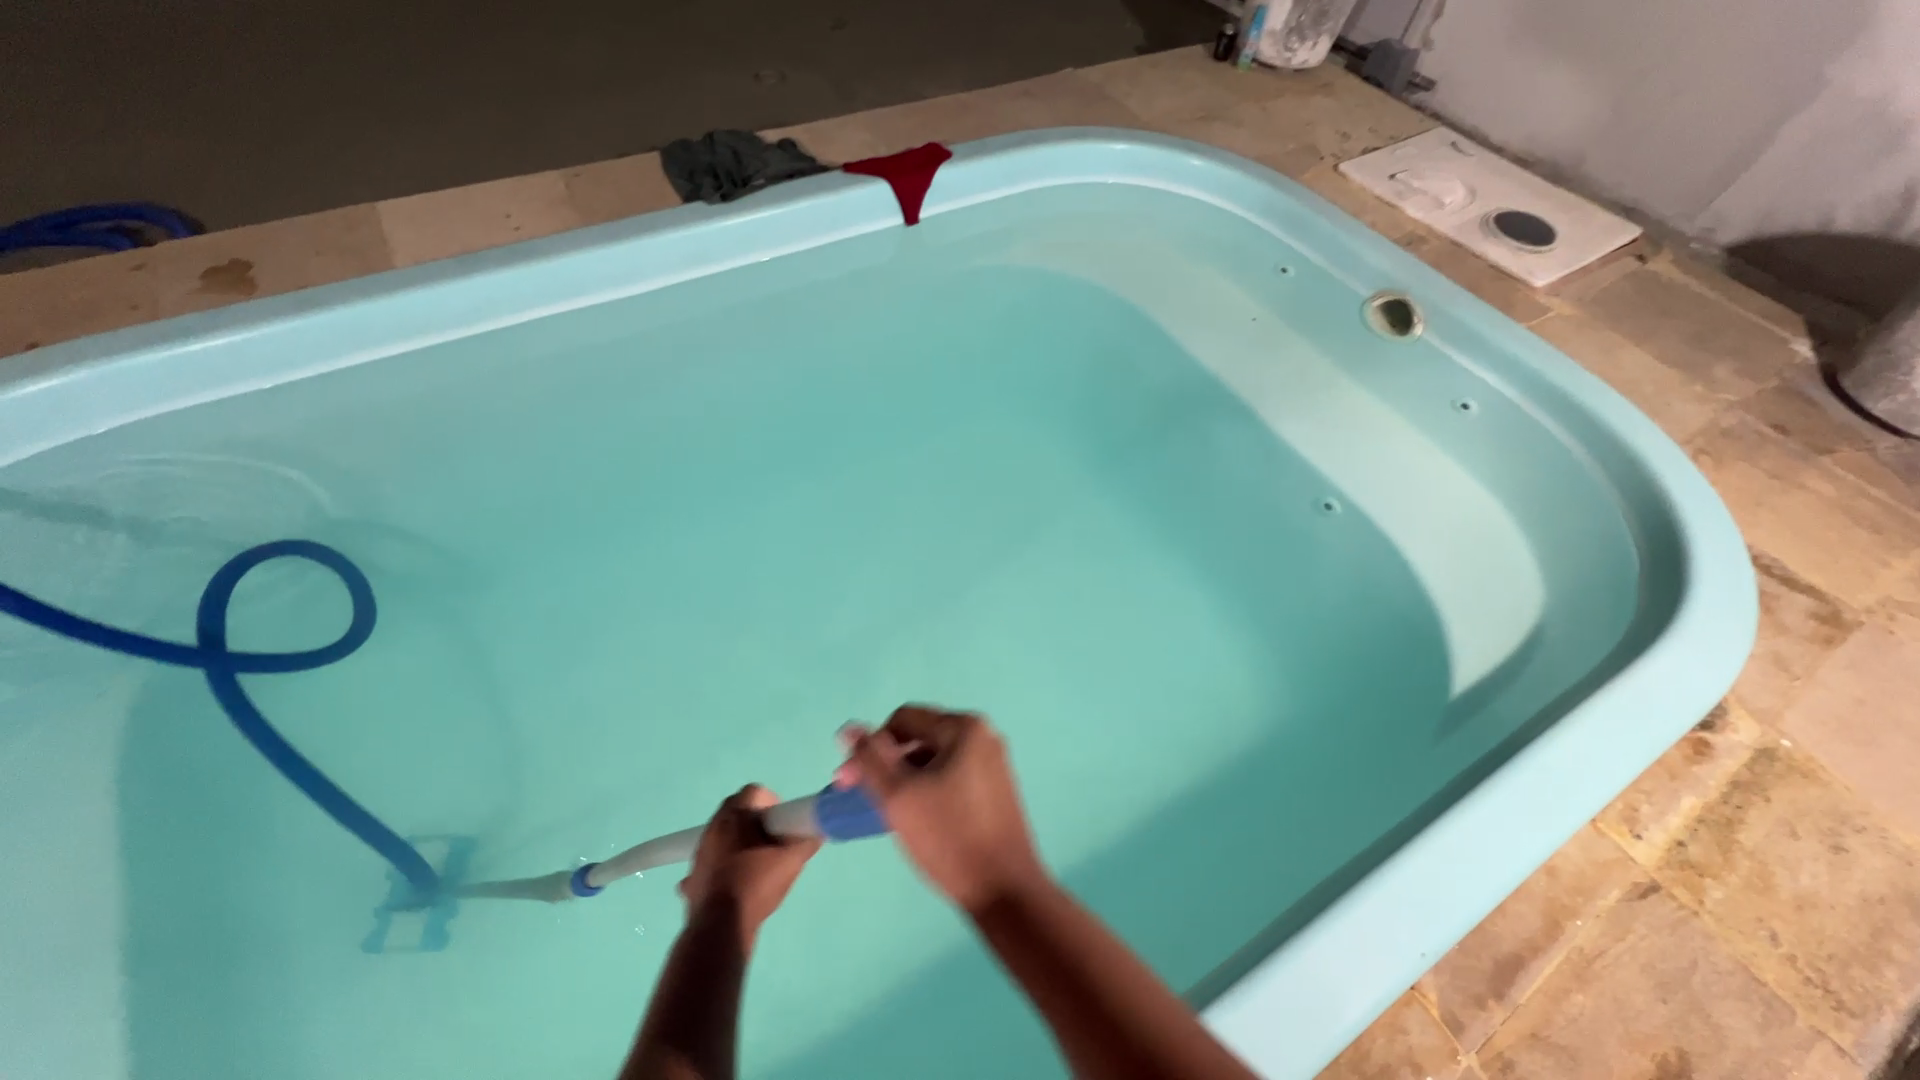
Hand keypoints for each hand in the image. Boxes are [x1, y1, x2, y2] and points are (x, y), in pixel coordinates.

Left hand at [679, 785, 820, 937]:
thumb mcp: (791, 862)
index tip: (781, 824)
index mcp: (734, 816)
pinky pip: (709, 864)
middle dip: (754, 821)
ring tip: (755, 865)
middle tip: (772, 841)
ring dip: (737, 843)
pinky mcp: (692, 878)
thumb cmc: (756, 885)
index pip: (753, 791)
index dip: (771, 803)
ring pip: (720, 836)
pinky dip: (720, 868)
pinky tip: (732, 885)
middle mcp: (711, 828)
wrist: (720, 927)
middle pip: (735, 810)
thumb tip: (817, 832)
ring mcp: (698, 854)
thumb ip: (806, 842)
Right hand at [844, 705, 1047, 914]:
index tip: (849, 782)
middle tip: (864, 798)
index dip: (870, 746)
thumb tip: (848, 728)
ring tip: (889, 812)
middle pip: (919, 737)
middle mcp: (983, 736)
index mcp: (964, 727)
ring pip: (934, 760)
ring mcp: (993, 764)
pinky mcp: (996, 790)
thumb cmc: (950, 838)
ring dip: (905, 778)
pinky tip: (918, 819)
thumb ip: (869, 758)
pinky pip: (951, 777)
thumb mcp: (898, 795)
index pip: (902, 719)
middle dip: (887, 764)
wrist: (1006, 890)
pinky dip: (927, 790)